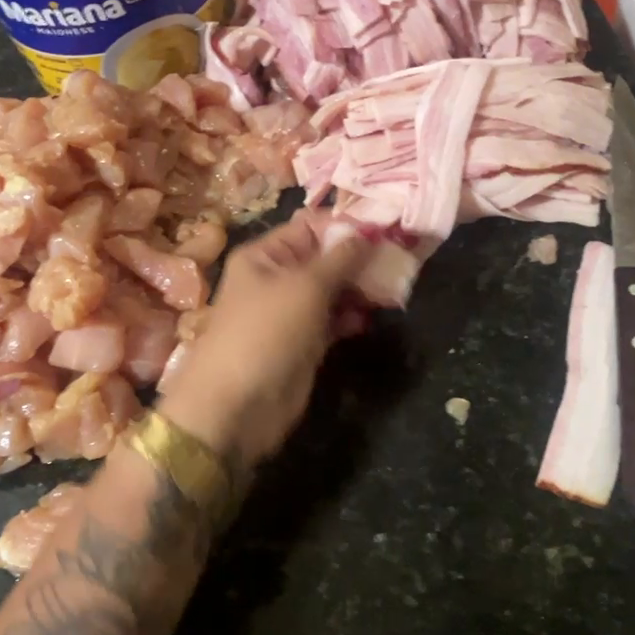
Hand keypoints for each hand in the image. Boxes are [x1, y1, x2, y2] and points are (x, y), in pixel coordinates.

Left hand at [157, 209, 370, 469]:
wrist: (237, 406)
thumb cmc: (267, 331)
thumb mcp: (307, 285)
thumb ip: (342, 258)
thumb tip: (369, 232)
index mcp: (264, 255)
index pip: (310, 227)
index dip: (345, 227)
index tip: (384, 232)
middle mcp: (276, 279)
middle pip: (324, 258)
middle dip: (359, 259)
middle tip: (397, 260)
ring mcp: (290, 313)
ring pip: (332, 290)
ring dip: (360, 288)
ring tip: (391, 289)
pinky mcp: (303, 343)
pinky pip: (333, 320)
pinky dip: (351, 317)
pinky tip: (370, 318)